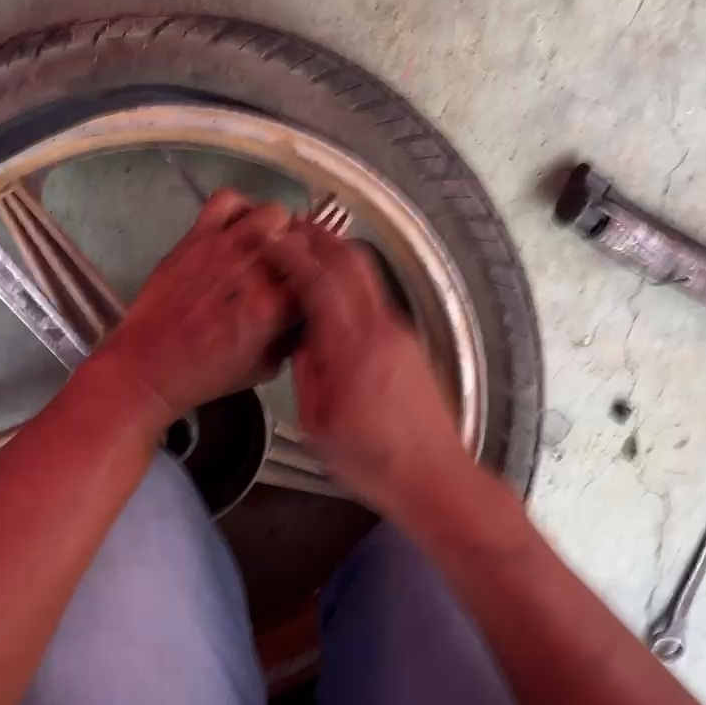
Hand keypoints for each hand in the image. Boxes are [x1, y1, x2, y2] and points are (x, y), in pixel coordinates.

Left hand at [91, 189, 296, 417]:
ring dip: (275, 228)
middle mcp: (253, 269)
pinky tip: (237, 228)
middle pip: (300, 240)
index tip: (309, 289)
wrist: (149, 364)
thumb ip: (292, 337)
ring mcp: (224, 247)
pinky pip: (227, 199)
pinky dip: (239, 207)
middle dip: (300, 255)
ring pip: (273, 212)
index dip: (317, 283)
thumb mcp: (264, 369)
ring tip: (264, 246)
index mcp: (272, 307)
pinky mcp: (197, 236)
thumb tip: (308, 312)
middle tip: (287, 269)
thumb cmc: (205, 374)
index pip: (317, 277)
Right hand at [263, 223, 469, 516]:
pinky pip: (373, 296)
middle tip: (288, 225)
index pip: (319, 282)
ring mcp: (399, 332)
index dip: (291, 254)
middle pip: (351, 262)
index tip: (268, 239)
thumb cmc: (371, 461)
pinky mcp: (408, 342)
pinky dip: (348, 279)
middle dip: (318, 237)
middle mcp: (381, 328)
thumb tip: (300, 336)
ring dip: (335, 253)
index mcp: (353, 348)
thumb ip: (307, 370)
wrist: (437, 479)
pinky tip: (329, 290)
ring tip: (304, 247)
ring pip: (366, 275)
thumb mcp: (317, 423)